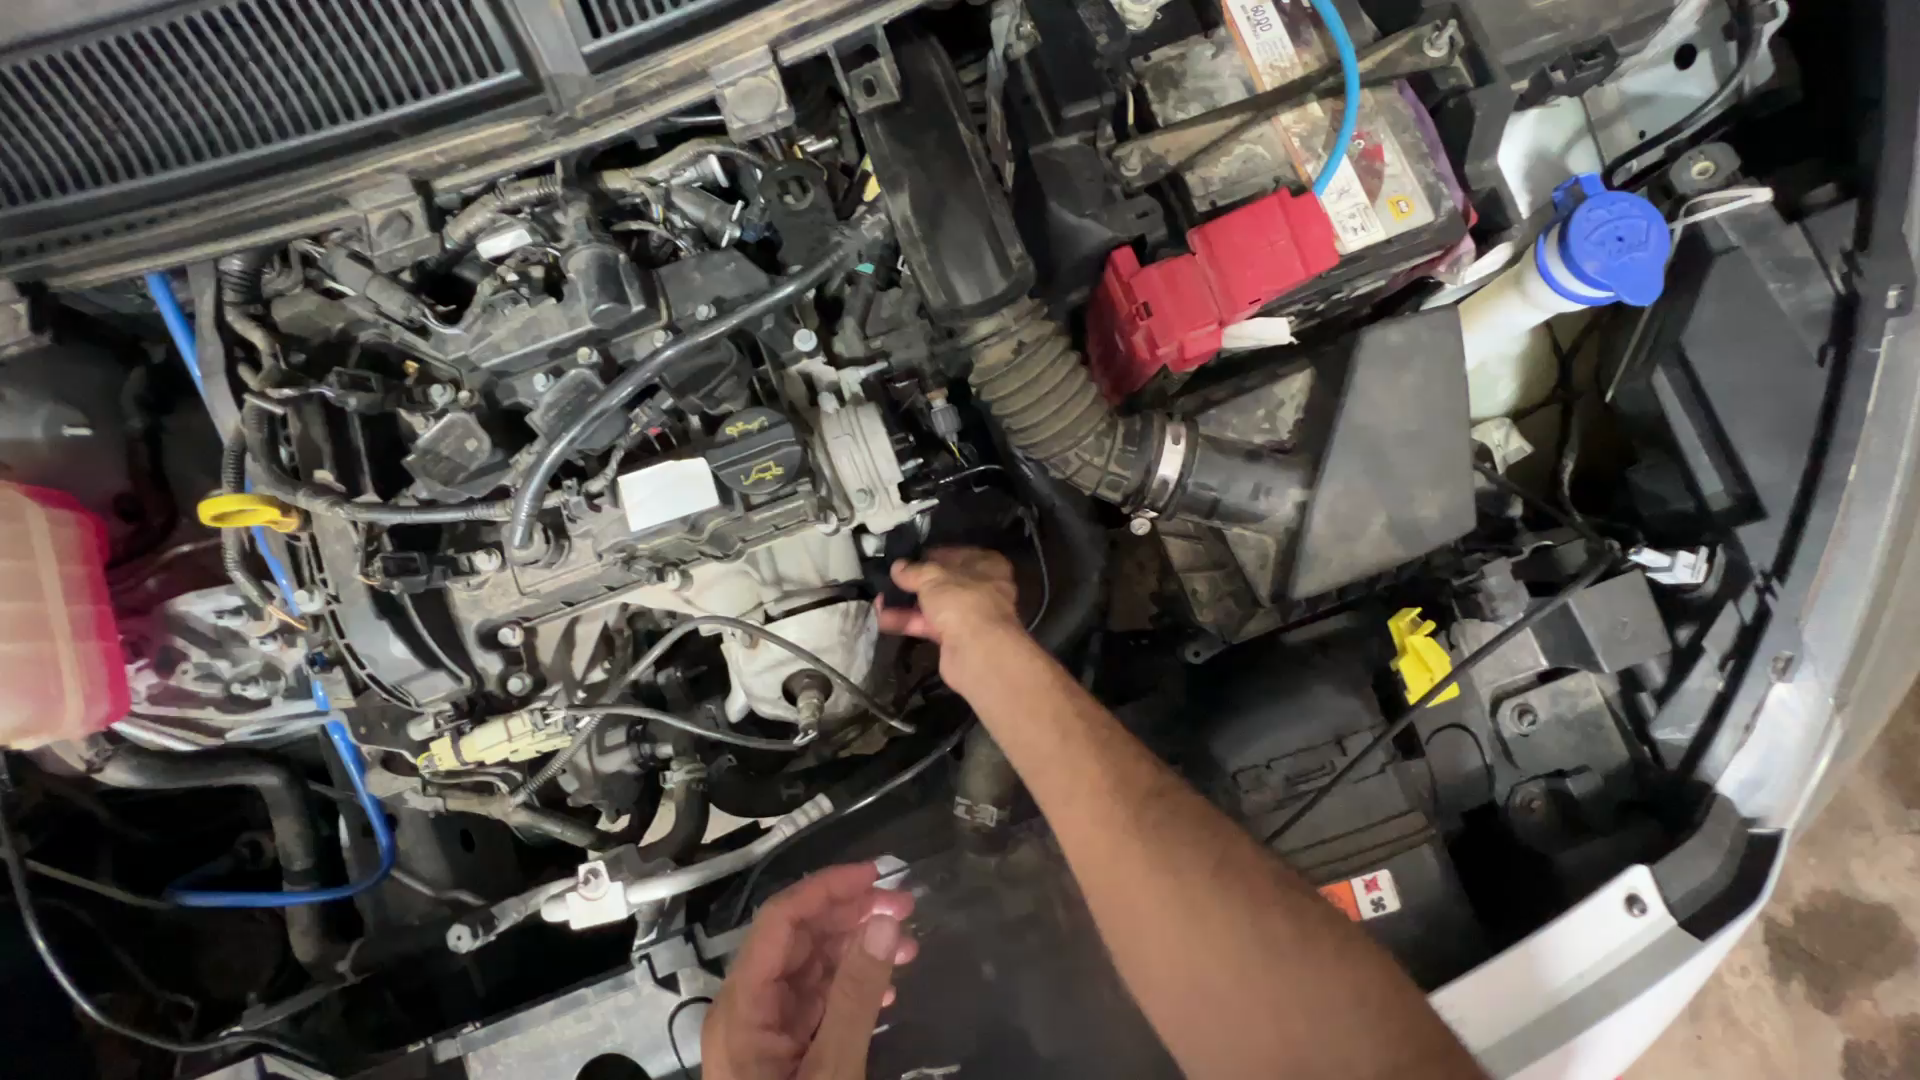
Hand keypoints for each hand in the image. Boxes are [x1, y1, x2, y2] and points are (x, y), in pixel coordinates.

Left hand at [702, 862, 917, 1079]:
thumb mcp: (832, 1073)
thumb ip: (857, 994)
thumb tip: (885, 920)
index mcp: (742, 1008)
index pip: (781, 922)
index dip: (827, 888)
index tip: (877, 875)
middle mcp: (747, 1009)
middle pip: (798, 938)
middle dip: (851, 915)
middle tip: (906, 907)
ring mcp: (765, 1031)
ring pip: (813, 966)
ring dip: (859, 948)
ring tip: (909, 945)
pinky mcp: (785, 1051)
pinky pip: (819, 999)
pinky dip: (854, 985)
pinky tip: (890, 984)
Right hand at [873, 547, 1022, 646]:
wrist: (978, 652)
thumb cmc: (962, 600)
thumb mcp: (933, 577)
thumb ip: (913, 571)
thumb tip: (897, 566)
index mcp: (987, 565)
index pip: (958, 555)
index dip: (933, 555)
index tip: (909, 557)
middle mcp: (983, 589)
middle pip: (945, 582)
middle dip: (915, 583)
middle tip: (891, 579)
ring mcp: (970, 616)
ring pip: (935, 606)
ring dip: (907, 604)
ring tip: (879, 600)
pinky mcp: (956, 638)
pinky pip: (929, 625)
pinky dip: (908, 622)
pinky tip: (883, 619)